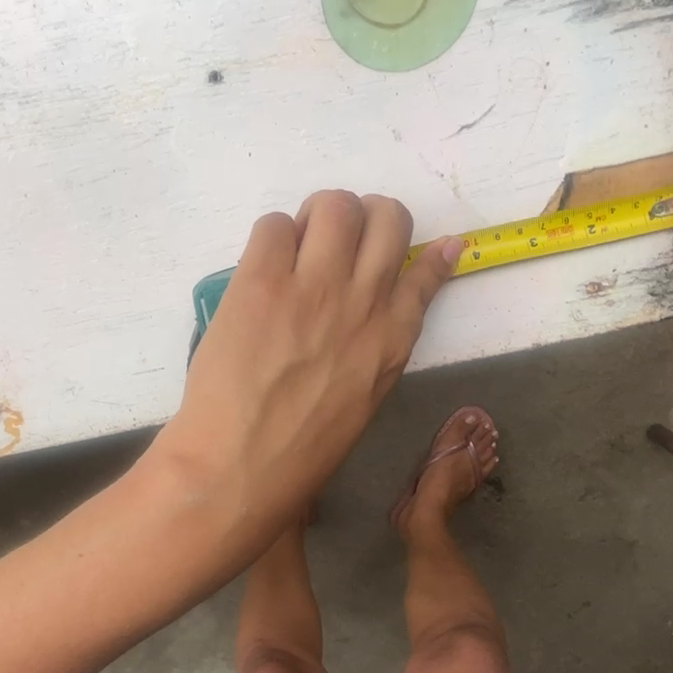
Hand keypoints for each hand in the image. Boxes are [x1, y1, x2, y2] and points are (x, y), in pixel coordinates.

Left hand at [150, 191, 461, 535]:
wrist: (239, 468)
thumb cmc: (298, 452)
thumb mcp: (361, 403)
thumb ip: (376, 354)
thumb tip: (378, 326)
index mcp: (393, 341)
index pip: (428, 271)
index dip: (427, 252)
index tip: (432, 245)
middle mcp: (364, 302)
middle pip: (386, 216)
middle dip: (363, 219)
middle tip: (334, 244)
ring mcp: (314, 287)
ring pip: (334, 205)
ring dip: (317, 217)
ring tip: (297, 248)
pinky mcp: (262, 281)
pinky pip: (273, 224)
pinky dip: (271, 238)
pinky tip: (260, 271)